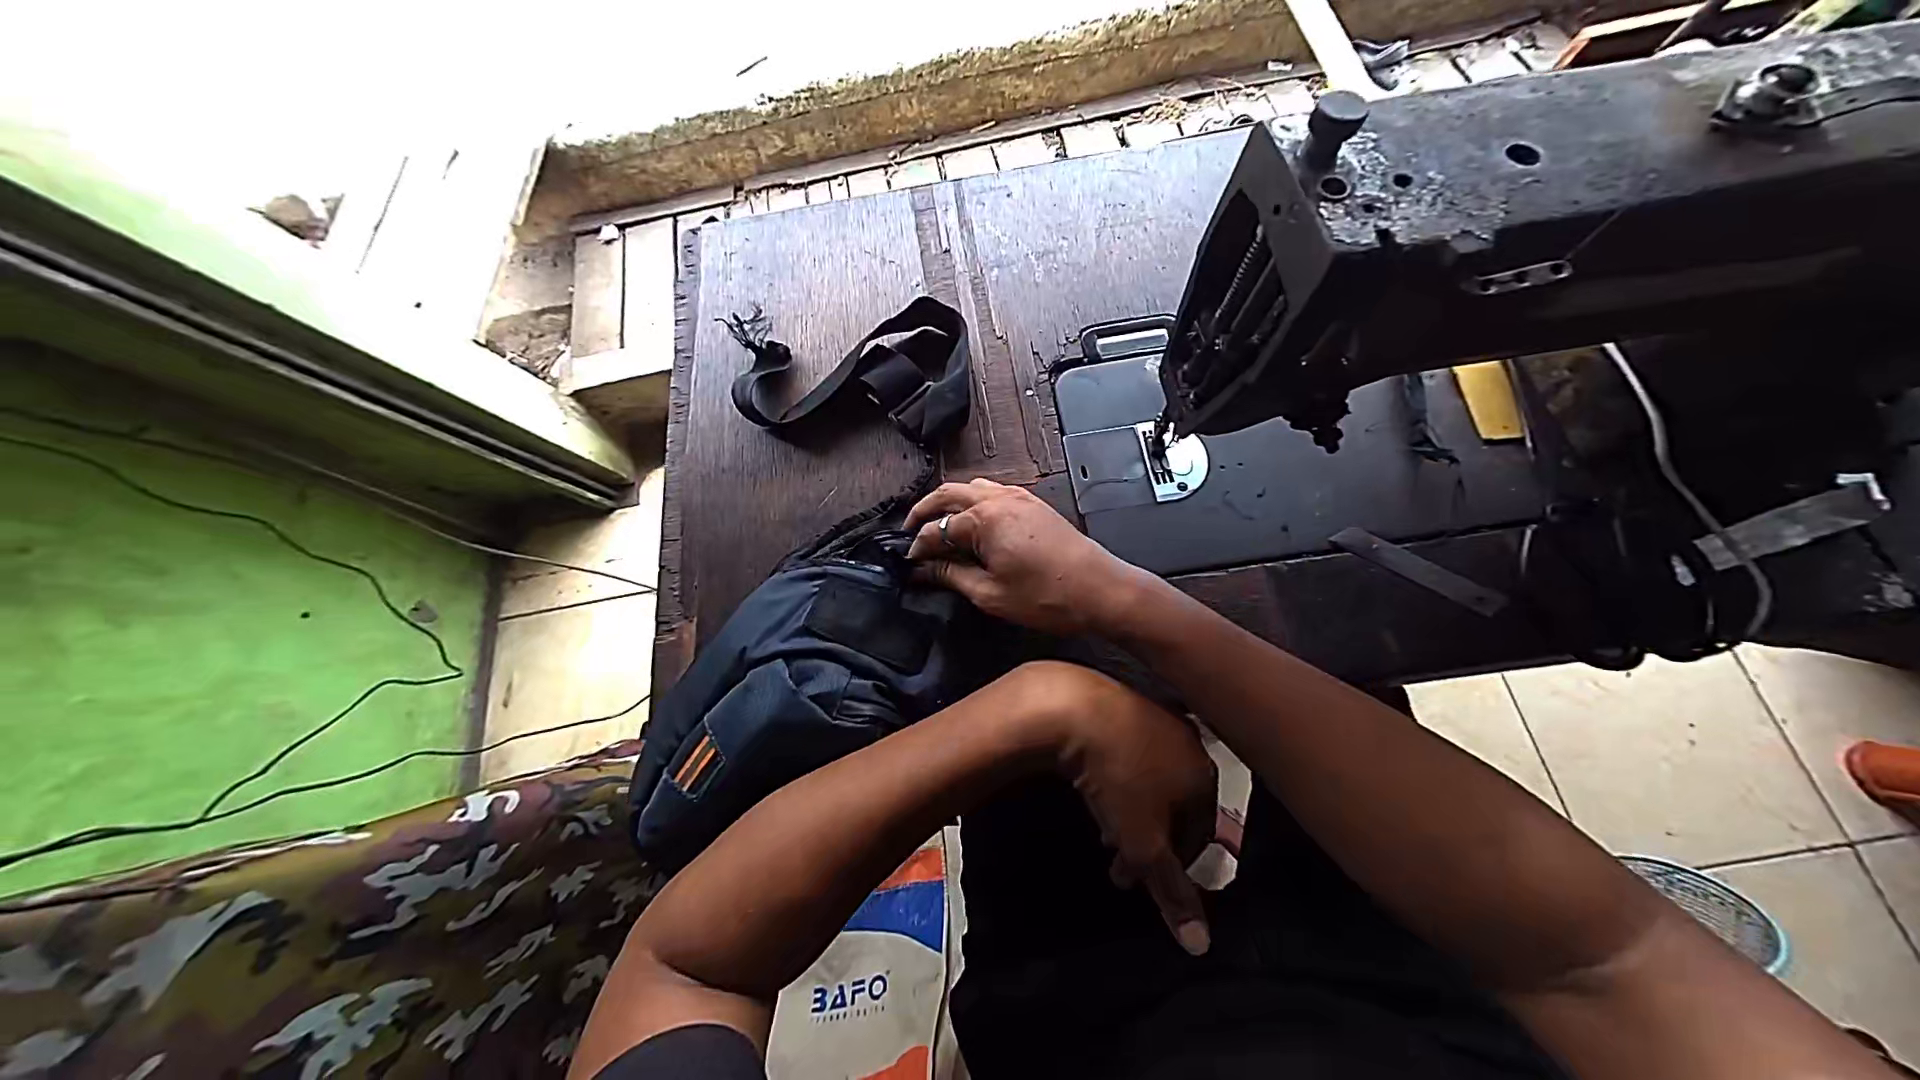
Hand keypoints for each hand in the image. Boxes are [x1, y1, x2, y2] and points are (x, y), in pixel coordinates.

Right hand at [905, 479, 1156, 637]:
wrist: (1101, 590)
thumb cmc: (1047, 596)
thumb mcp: (989, 593)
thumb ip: (950, 576)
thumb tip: (923, 570)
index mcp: (983, 519)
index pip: (936, 529)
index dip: (918, 547)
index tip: (908, 564)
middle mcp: (999, 499)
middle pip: (948, 494)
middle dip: (923, 511)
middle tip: (908, 531)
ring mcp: (1019, 498)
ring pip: (971, 488)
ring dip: (949, 502)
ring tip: (937, 525)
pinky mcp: (1034, 505)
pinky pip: (994, 492)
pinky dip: (974, 502)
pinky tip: (972, 523)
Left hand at [1008, 661, 1216, 955]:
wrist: (1072, 706)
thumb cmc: (1118, 779)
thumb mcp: (1143, 842)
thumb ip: (1172, 891)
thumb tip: (1200, 945)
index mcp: (1206, 776)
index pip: (1201, 837)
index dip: (1171, 867)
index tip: (1140, 882)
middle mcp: (1191, 744)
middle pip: (1176, 809)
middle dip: (1147, 842)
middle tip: (1117, 865)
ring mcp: (1159, 718)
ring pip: (1152, 781)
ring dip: (1130, 814)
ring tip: (1103, 830)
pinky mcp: (1126, 703)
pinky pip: (1132, 753)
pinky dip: (1119, 779)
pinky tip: (1094, 784)